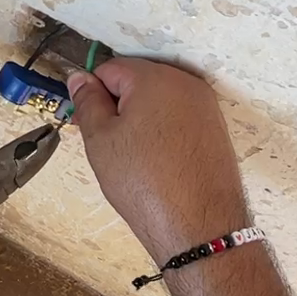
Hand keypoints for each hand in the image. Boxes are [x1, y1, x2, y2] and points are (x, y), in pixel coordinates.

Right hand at [71, 59, 296, 295]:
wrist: (199, 227)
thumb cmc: (143, 180)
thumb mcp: (101, 140)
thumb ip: (87, 101)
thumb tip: (79, 77)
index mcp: (155, 77)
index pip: (109, 68)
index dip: (93, 94)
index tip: (87, 125)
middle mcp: (186, 83)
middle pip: (138, 81)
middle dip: (118, 105)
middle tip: (106, 144)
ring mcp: (206, 107)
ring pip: (160, 101)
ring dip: (141, 119)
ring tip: (132, 159)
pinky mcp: (217, 130)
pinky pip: (179, 119)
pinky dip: (163, 133)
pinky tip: (156, 164)